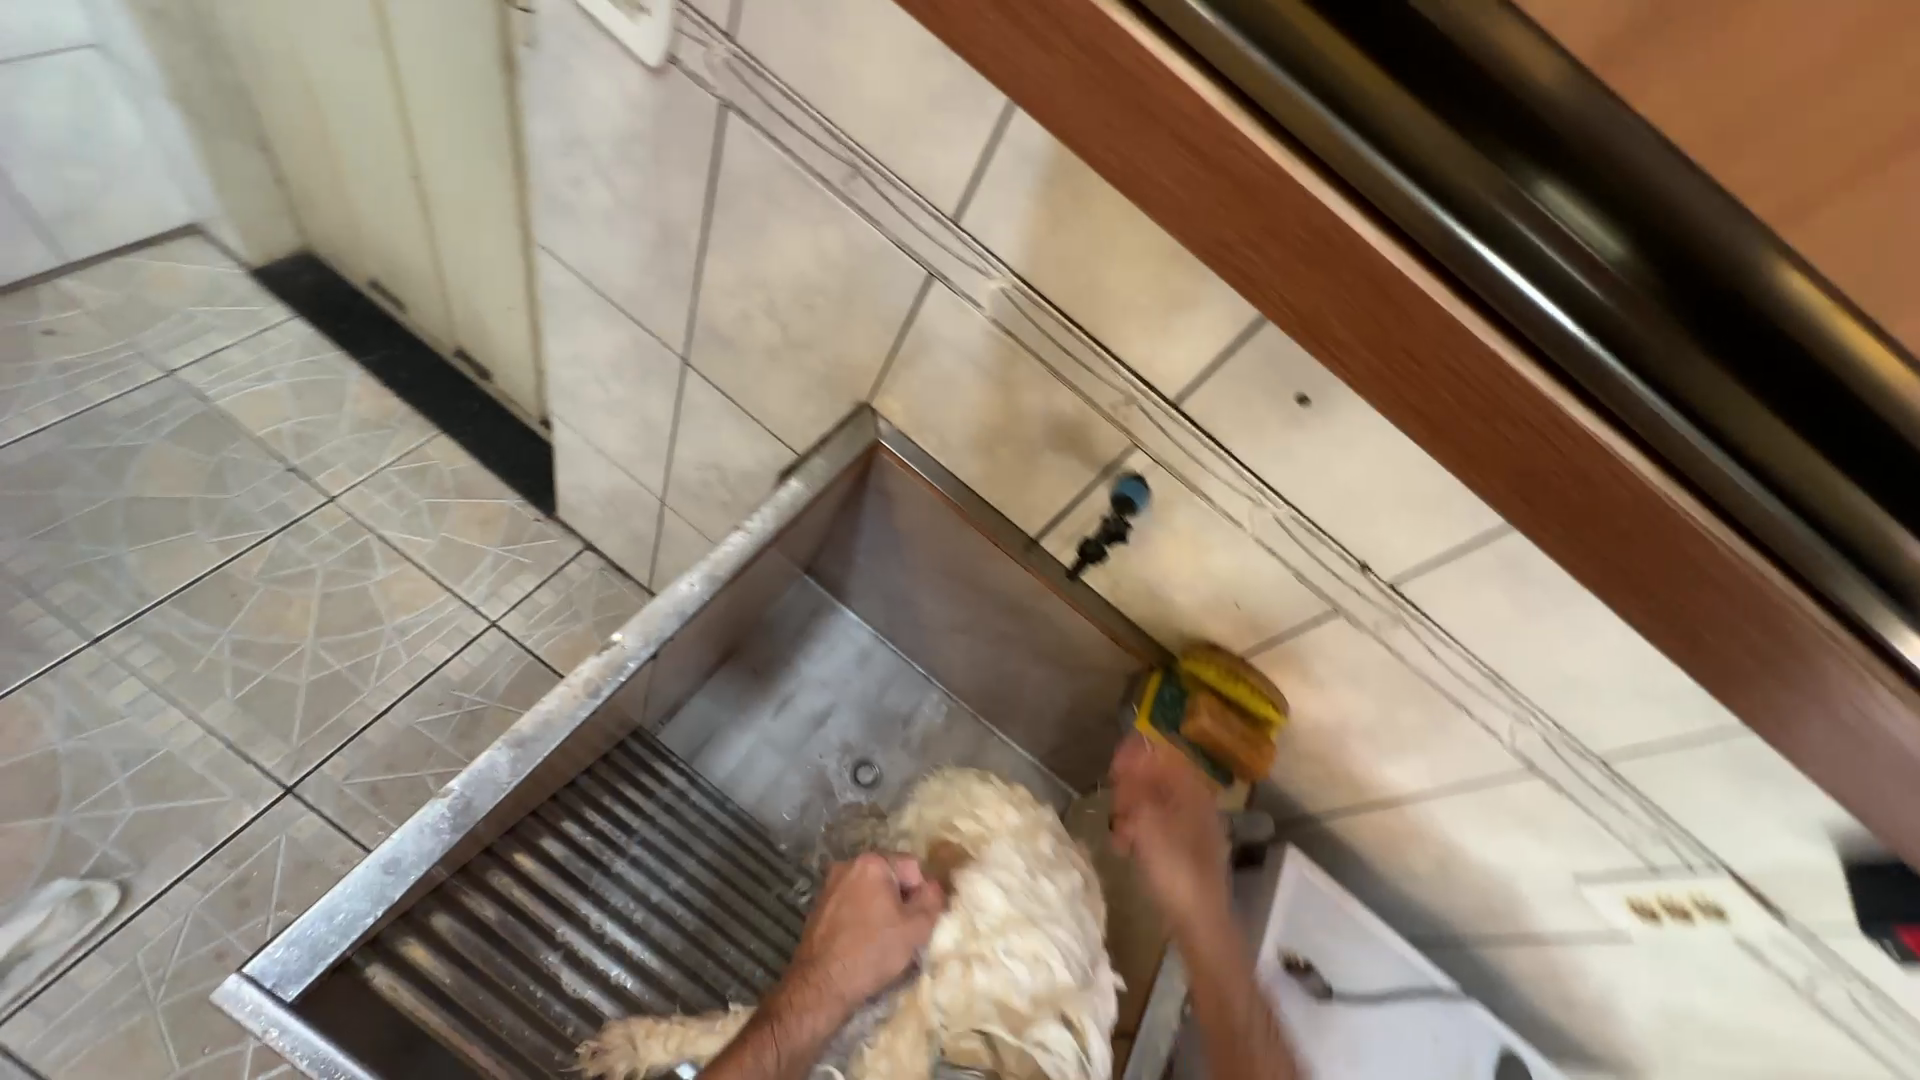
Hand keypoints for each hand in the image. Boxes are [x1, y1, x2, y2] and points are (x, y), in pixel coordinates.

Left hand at [778, 853, 944, 1018]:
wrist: (820, 986)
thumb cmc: (872, 952)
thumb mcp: (916, 928)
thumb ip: (933, 900)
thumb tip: (934, 887)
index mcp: (872, 862)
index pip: (913, 867)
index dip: (922, 895)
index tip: (918, 922)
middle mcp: (848, 865)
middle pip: (890, 877)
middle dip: (901, 901)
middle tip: (903, 932)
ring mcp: (830, 885)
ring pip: (871, 892)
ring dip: (882, 909)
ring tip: (883, 941)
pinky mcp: (819, 906)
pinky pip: (852, 904)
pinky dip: (862, 918)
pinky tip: (862, 944)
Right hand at [1109, 734, 1229, 933]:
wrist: (1199, 921)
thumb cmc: (1174, 868)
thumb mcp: (1147, 821)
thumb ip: (1136, 786)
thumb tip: (1129, 755)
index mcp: (1192, 793)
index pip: (1165, 758)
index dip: (1137, 756)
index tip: (1113, 767)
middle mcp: (1196, 806)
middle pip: (1157, 783)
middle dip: (1131, 791)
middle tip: (1115, 808)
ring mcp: (1193, 830)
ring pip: (1154, 808)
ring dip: (1131, 815)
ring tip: (1119, 835)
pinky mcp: (1186, 852)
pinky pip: (1157, 830)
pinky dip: (1140, 834)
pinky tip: (1126, 849)